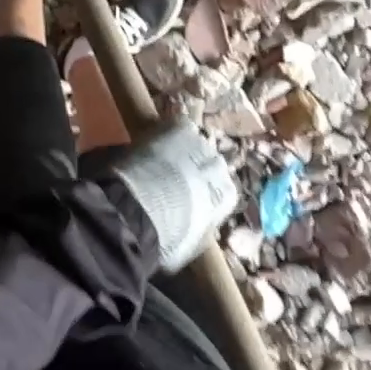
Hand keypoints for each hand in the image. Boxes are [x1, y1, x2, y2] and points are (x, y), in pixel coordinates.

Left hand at [107, 120, 237, 271]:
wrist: (144, 209)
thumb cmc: (168, 237)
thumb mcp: (190, 245)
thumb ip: (200, 231)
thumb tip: (197, 228)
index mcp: (227, 197)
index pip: (222, 190)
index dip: (202, 192)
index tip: (187, 197)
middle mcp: (221, 167)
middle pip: (209, 164)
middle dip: (193, 169)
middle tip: (169, 177)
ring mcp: (201, 144)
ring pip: (193, 143)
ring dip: (181, 149)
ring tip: (158, 158)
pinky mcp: (181, 127)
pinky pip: (180, 124)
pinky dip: (168, 130)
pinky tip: (155, 138)